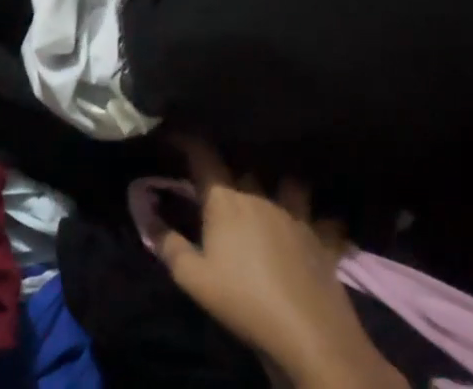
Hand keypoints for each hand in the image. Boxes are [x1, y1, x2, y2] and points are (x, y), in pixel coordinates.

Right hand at [156, 138, 403, 388]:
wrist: (310, 337)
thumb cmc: (241, 300)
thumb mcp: (189, 275)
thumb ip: (164, 240)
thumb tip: (146, 213)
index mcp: (225, 200)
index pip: (202, 155)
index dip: (186, 139)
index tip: (172, 134)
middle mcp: (261, 199)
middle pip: (244, 167)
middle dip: (229, 164)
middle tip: (216, 170)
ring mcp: (298, 218)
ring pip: (290, 183)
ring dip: (279, 182)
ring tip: (271, 186)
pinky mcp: (325, 242)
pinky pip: (326, 220)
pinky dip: (320, 217)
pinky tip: (317, 223)